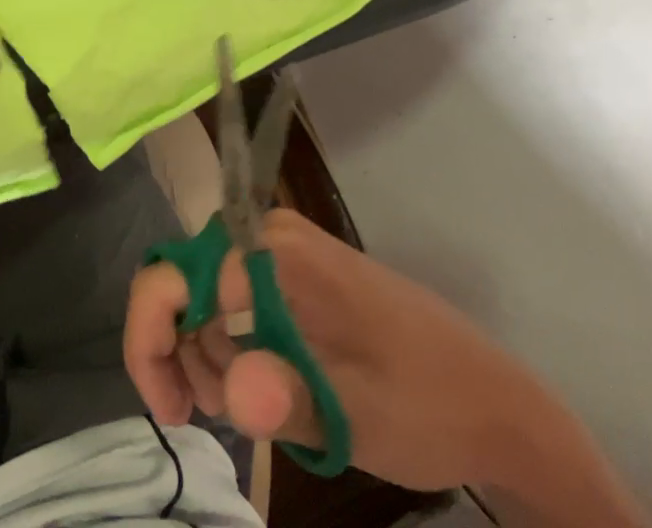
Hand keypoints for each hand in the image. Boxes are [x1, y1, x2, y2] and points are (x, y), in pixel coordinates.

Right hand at [125, 209, 570, 492]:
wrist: (502, 409)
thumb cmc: (429, 408)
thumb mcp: (353, 416)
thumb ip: (286, 401)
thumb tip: (235, 394)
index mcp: (274, 253)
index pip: (168, 281)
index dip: (149, 345)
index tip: (170, 411)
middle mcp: (267, 235)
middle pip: (177, 288)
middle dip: (183, 356)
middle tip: (211, 415)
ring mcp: (281, 250)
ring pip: (198, 300)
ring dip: (209, 360)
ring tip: (252, 408)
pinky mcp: (293, 273)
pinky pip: (229, 303)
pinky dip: (231, 350)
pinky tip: (262, 385)